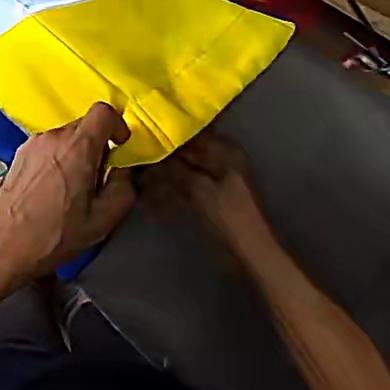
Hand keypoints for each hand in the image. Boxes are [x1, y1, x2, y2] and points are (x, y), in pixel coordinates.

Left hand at [0, 102, 136, 282]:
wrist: (2, 247)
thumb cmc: (53, 234)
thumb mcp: (102, 220)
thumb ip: (123, 189)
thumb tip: (123, 173)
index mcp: (78, 146)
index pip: (104, 112)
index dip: (117, 125)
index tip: (120, 146)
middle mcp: (54, 137)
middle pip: (84, 127)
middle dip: (96, 147)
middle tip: (96, 178)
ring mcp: (32, 145)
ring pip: (64, 139)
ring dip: (74, 155)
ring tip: (71, 190)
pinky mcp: (17, 156)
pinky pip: (46, 149)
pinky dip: (55, 162)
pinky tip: (50, 192)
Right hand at [146, 132, 275, 259]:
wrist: (252, 253)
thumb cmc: (229, 216)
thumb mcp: (199, 190)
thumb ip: (176, 170)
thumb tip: (154, 156)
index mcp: (225, 151)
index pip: (192, 137)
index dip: (168, 140)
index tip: (145, 143)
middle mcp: (223, 161)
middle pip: (188, 157)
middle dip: (164, 163)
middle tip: (138, 169)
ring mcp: (220, 182)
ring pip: (187, 175)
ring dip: (165, 182)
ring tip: (141, 189)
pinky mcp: (215, 201)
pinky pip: (190, 192)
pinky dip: (175, 197)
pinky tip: (155, 208)